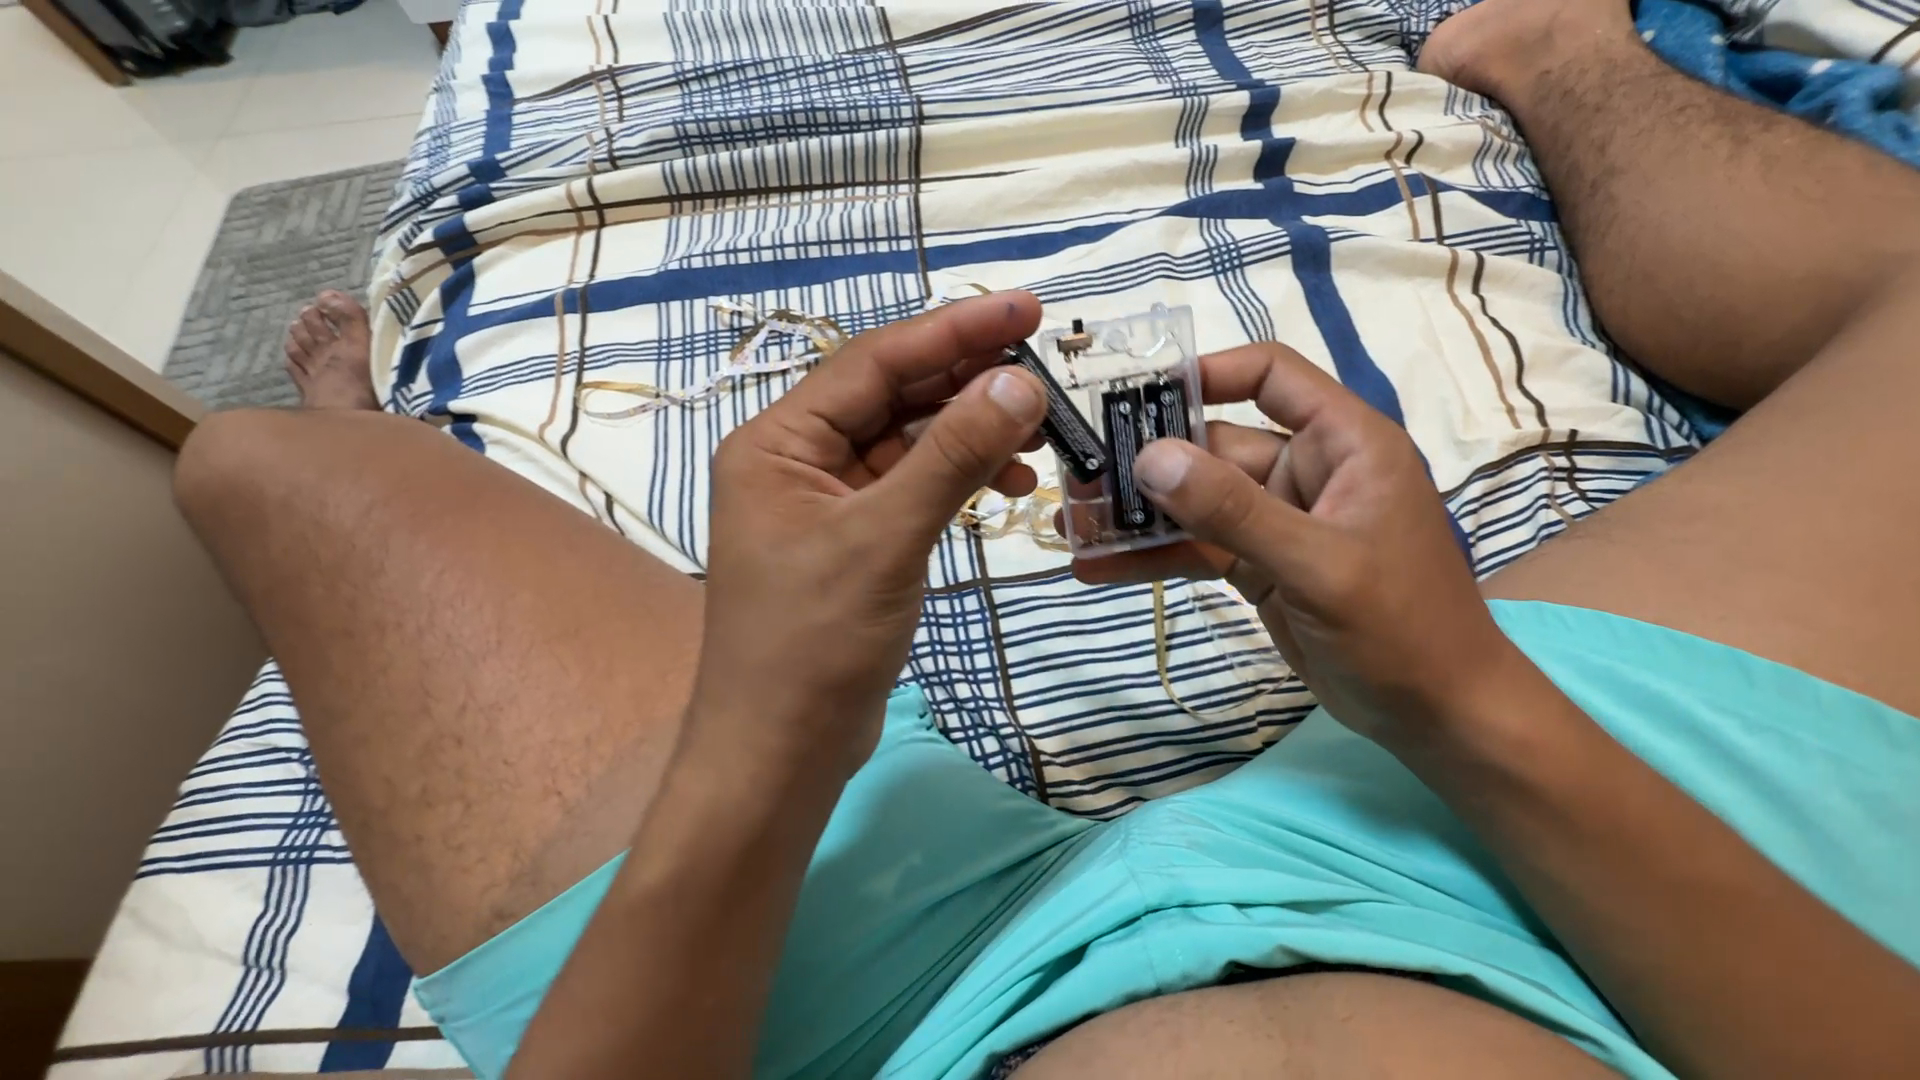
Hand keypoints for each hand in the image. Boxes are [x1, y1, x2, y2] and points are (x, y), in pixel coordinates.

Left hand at [690, 292, 1047, 771]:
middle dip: (967, 382)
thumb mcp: (886, 540)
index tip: (1026, 309)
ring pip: (907, 443)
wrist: (781, 750)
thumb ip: (951, 457)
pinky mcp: (854, 539)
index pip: (874, 363)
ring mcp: (826, 501)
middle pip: (891, 396)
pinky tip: (1003, 486)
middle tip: (1043, 372)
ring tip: (1037, 438)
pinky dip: (956, 481)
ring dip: (968, 435)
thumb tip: (1018, 383)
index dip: (952, 332)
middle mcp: (796, 460)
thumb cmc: (814, 643)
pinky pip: (911, 487)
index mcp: (777, 442)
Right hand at [1076, 343, 1513, 744]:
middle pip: (1211, 445)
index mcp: (1342, 443)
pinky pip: (1195, 548)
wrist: (1435, 713)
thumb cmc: (1401, 628)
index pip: (1269, 376)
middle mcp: (1304, 471)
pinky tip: (1097, 566)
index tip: (1135, 397)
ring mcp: (1275, 521)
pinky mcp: (1256, 565)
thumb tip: (1151, 458)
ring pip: (1194, 502)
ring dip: (1137, 513)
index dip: (1205, 375)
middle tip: (1075, 478)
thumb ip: (1236, 511)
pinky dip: (1151, 556)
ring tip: (1069, 523)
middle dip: (1144, 462)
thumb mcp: (1318, 565)